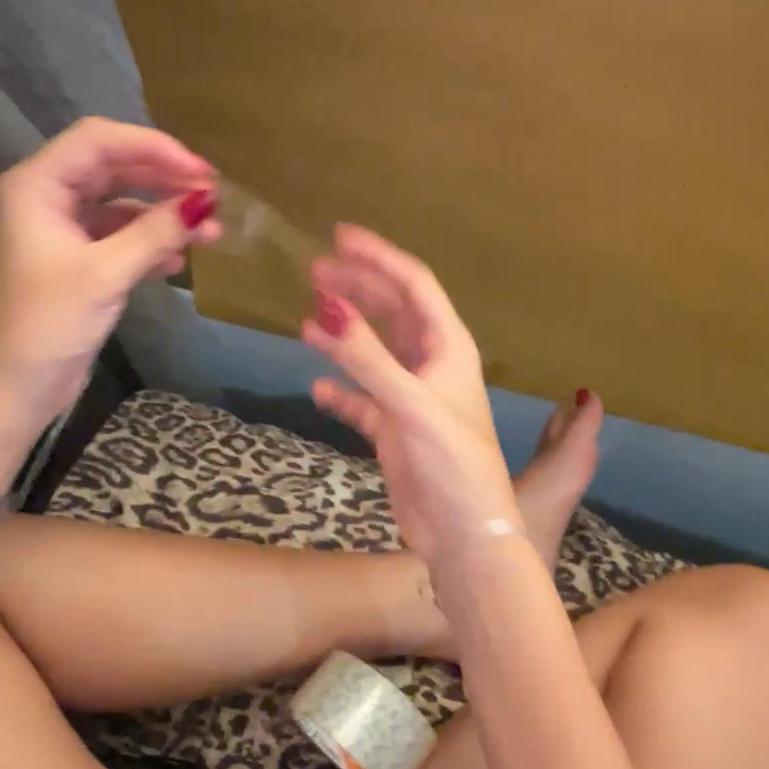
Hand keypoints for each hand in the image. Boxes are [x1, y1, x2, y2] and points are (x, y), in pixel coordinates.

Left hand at [0, 117, 220, 420]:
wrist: (16, 388)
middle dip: (163, 180)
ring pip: (121, 206)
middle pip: (113, 169)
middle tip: (212, 196)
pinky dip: (149, 245)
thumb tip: (204, 204)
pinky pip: (119, 239)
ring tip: (209, 233)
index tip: (201, 173)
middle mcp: (47, 199)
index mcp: (37, 186)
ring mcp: (62, 233)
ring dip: (163, 217)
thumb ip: (154, 234)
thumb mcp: (104, 274)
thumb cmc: (48, 324)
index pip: (100, 141)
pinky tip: (178, 262)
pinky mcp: (77, 264)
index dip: (154, 148)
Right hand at [303, 226, 518, 564]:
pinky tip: (318, 388)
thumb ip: (367, 357)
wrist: (462, 533)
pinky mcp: (395, 432)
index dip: (378, 258)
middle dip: (358, 288)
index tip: (338, 236)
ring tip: (305, 320)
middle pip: (393, 312)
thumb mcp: (410, 404)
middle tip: (314, 271)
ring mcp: (411, 399)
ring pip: (375, 354)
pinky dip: (342, 390)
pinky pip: (363, 401)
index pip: (413, 286)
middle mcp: (432, 366)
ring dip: (345, 336)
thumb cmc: (451, 463)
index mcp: (449, 348)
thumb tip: (323, 307)